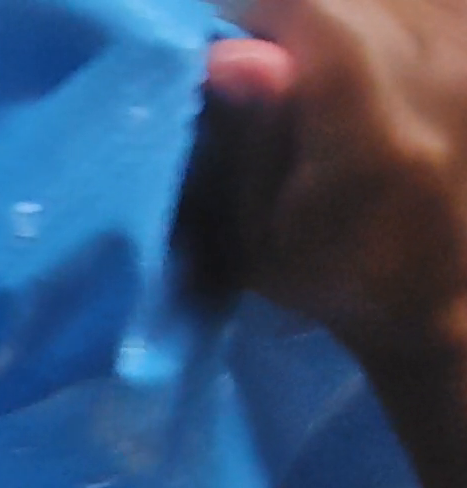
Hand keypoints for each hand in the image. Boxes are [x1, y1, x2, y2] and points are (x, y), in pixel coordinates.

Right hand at [203, 0, 466, 378]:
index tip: (209, 41)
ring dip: (335, 20)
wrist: (446, 292)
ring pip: (400, 0)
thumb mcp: (254, 234)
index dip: (252, 13)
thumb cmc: (327, 275)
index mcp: (370, 138)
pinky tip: (351, 57)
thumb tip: (226, 57)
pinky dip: (381, 24)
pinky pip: (431, 12)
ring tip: (294, 69)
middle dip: (288, 17)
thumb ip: (247, 143)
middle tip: (246, 62)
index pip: (317, 17)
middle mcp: (445, 78)